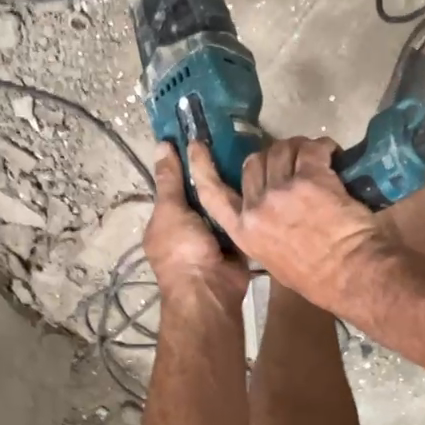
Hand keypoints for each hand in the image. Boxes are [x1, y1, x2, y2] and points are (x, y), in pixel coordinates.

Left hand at [145, 143, 249, 301]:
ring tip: (252, 149)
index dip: (187, 161)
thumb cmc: (182, 250)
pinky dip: (248, 200)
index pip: (176, 183)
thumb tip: (162, 144)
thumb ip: (169, 180)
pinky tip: (262, 176)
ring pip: (223, 201)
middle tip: (234, 138)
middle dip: (215, 170)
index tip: (202, 134)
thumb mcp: (170, 210)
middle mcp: (190, 225)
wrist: (211, 290)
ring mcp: (215, 234)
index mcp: (167, 219)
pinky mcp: (238, 239)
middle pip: (202, 191)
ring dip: (234, 183)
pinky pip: (241, 214)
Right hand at [187, 137, 405, 314]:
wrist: (352, 275)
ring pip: (280, 151)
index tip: (196, 146)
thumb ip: (263, 233)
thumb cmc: (319, 279)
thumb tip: (269, 214)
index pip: (212, 193)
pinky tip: (333, 153)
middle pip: (253, 164)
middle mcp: (255, 208)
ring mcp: (281, 191)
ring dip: (299, 148)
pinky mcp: (309, 178)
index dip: (202, 166)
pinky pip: (311, 149)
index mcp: (243, 232)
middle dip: (272, 157)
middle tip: (294, 160)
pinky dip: (323, 147)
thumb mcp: (275, 260)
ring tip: (317, 155)